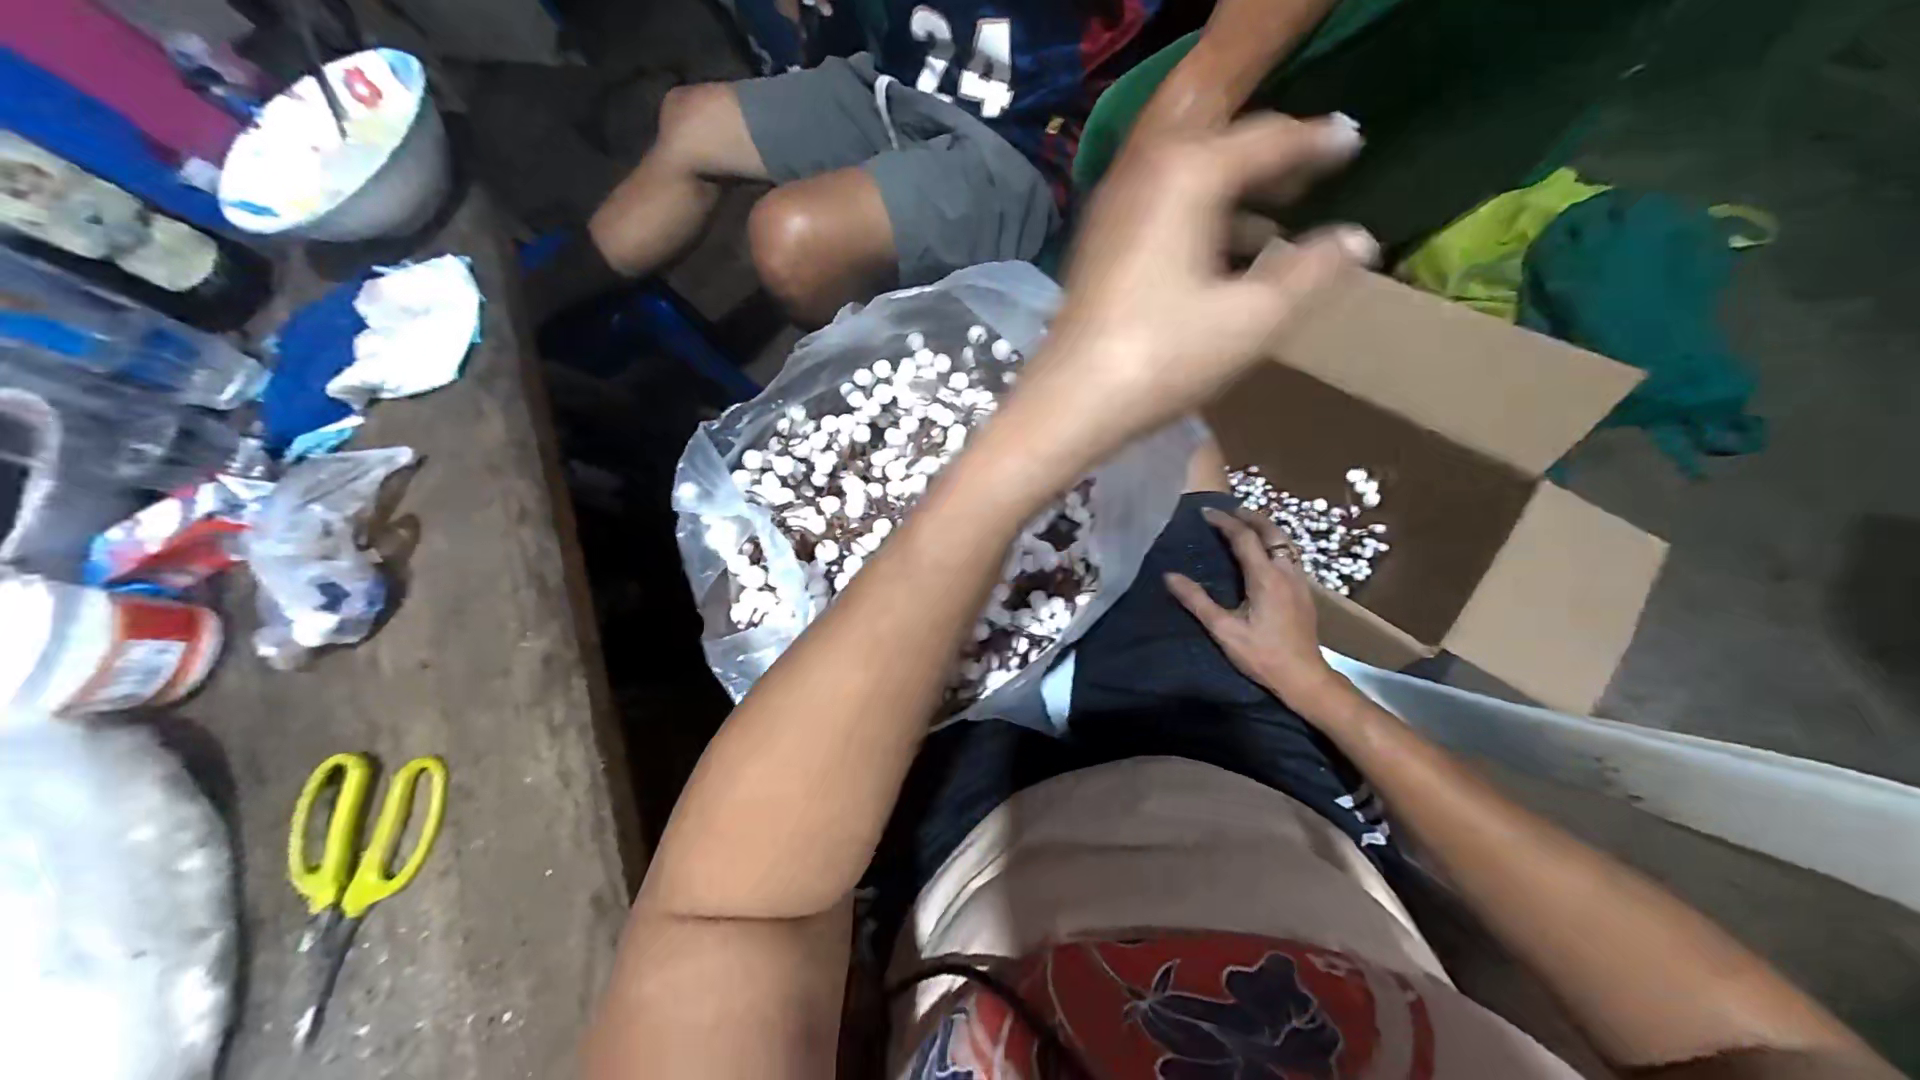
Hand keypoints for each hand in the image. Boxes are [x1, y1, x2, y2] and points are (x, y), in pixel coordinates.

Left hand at [1013, 113, 1375, 467]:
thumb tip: (1359, 239)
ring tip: (1272, 228)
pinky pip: (1159, 214)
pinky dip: (1196, 222)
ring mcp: (1112, 212)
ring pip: (1185, 185)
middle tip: (1312, 179)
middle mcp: (1144, 177)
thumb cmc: (1163, 358)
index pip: (1267, 140)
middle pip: (1219, 151)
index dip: (1316, 143)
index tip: (1352, 144)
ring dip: (1231, 197)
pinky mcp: (1097, 249)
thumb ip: (1312, 272)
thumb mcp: (1253, 319)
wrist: (1069, 403)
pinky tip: (1214, 263)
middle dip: (1269, 164)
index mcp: (1188, 175)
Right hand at [1165, 506, 1346, 709]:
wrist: (1304, 677)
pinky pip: (1290, 554)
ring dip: (1265, 528)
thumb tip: (1170, 576)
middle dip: (1250, 517)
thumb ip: (1197, 601)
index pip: (1244, 538)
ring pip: (1285, 542)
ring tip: (1246, 524)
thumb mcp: (1224, 630)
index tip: (1206, 513)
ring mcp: (1300, 581)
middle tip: (1229, 510)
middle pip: (1271, 532)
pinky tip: (1265, 552)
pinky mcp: (1305, 591)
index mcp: (1266, 578)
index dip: (1224, 522)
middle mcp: (1286, 572)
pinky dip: (1275, 542)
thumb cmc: (1262, 655)